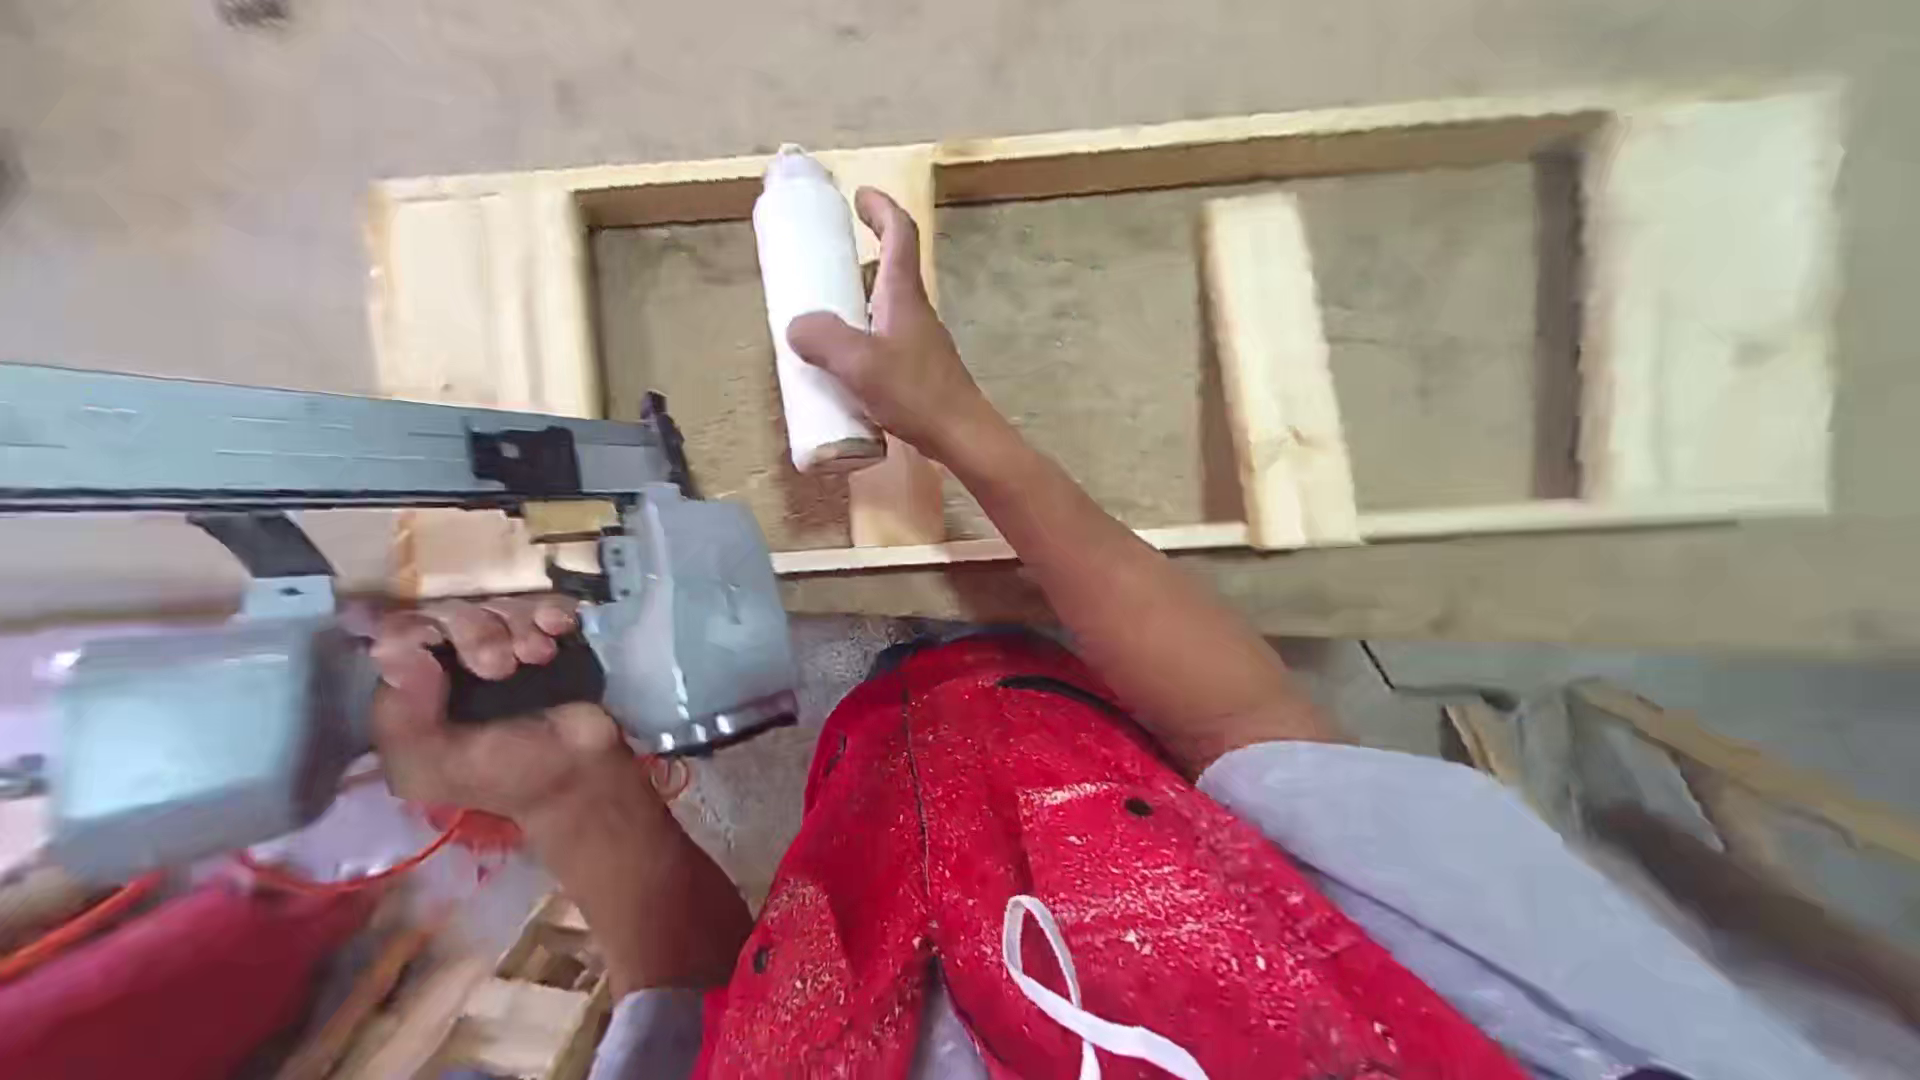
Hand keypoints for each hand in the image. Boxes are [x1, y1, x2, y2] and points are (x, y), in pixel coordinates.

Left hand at [368, 595, 653, 824]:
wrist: (583, 769)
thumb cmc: (505, 772)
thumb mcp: (434, 766)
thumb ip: (403, 720)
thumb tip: (393, 649)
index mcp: (419, 686)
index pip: (403, 632)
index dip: (419, 630)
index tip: (444, 654)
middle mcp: (459, 657)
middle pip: (454, 611)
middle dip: (478, 633)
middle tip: (502, 669)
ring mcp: (511, 643)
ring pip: (501, 604)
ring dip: (518, 625)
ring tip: (539, 656)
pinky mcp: (556, 636)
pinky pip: (547, 603)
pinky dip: (550, 610)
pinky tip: (558, 629)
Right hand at [786, 187, 1001, 462]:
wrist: (962, 436)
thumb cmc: (916, 395)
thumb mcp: (861, 365)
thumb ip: (824, 340)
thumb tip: (797, 326)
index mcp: (904, 297)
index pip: (900, 234)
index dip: (881, 209)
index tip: (860, 196)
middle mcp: (916, 313)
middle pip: (890, 272)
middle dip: (858, 264)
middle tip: (825, 274)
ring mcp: (921, 344)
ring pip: (886, 311)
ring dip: (858, 307)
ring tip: (825, 325)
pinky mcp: (920, 372)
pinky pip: (887, 343)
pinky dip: (865, 341)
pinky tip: (846, 369)